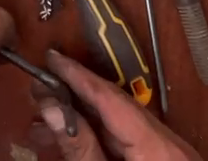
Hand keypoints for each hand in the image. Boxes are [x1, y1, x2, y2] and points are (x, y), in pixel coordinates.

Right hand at [30, 50, 202, 160]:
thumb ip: (80, 150)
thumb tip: (51, 105)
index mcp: (159, 148)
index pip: (111, 98)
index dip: (78, 75)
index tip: (49, 56)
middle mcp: (169, 147)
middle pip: (114, 110)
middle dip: (74, 99)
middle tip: (37, 90)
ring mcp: (170, 160)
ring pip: (118, 130)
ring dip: (81, 125)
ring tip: (42, 126)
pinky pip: (127, 148)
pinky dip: (98, 144)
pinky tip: (71, 147)